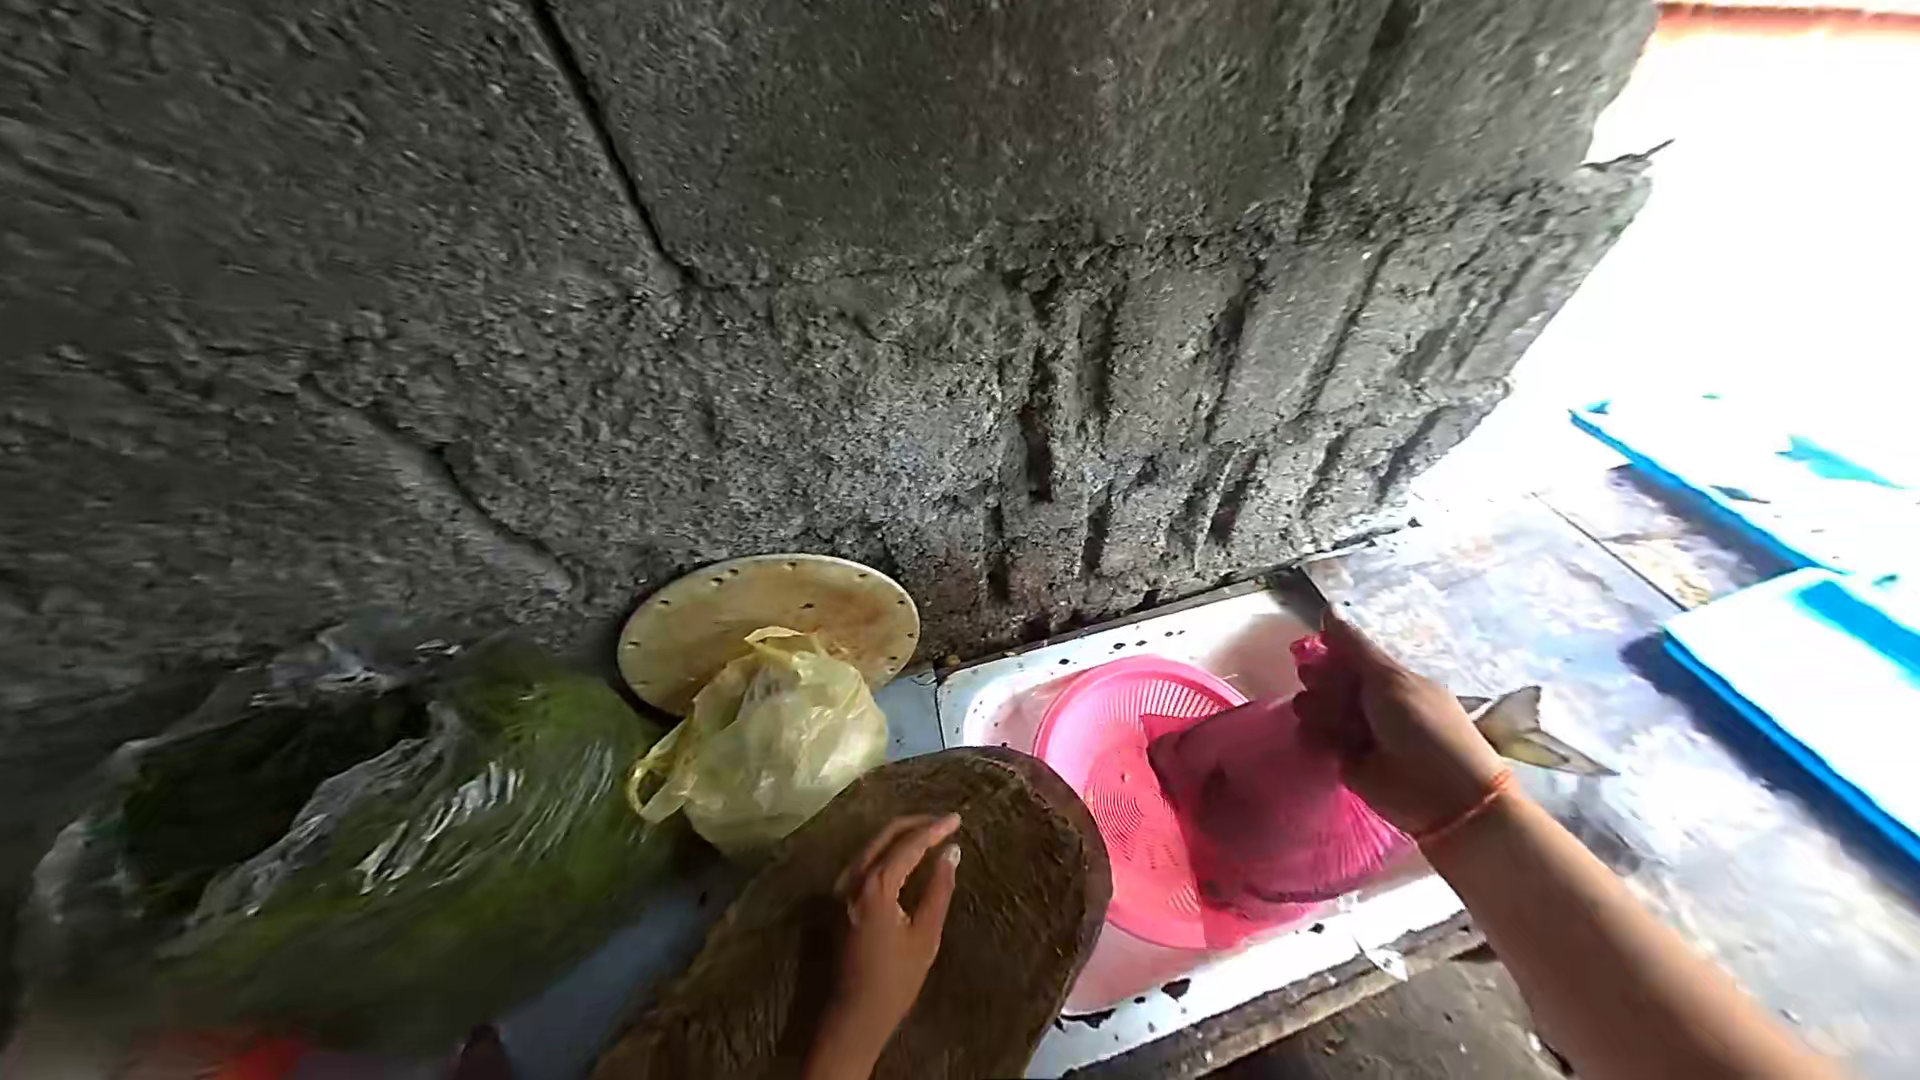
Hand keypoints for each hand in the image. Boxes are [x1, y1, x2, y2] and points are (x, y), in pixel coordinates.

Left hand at [803, 813, 961, 1079]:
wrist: (852, 1018)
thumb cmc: (894, 982)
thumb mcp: (925, 936)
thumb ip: (939, 888)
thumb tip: (951, 852)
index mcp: (875, 885)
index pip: (909, 843)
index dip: (935, 829)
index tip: (957, 819)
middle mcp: (853, 877)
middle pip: (887, 833)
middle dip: (917, 823)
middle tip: (945, 822)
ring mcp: (841, 885)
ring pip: (873, 843)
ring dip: (901, 834)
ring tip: (930, 833)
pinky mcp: (838, 895)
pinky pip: (865, 857)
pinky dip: (887, 848)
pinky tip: (904, 853)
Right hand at [1293, 613, 1506, 834]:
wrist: (1441, 795)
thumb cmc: (1423, 727)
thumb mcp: (1390, 679)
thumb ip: (1353, 646)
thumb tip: (1327, 607)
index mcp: (1384, 677)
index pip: (1340, 655)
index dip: (1326, 654)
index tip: (1321, 657)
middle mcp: (1365, 699)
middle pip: (1321, 678)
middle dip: (1323, 684)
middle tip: (1338, 694)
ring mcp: (1351, 728)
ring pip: (1311, 705)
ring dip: (1323, 713)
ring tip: (1346, 730)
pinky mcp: (1339, 756)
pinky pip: (1310, 735)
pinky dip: (1317, 737)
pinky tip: (1335, 746)